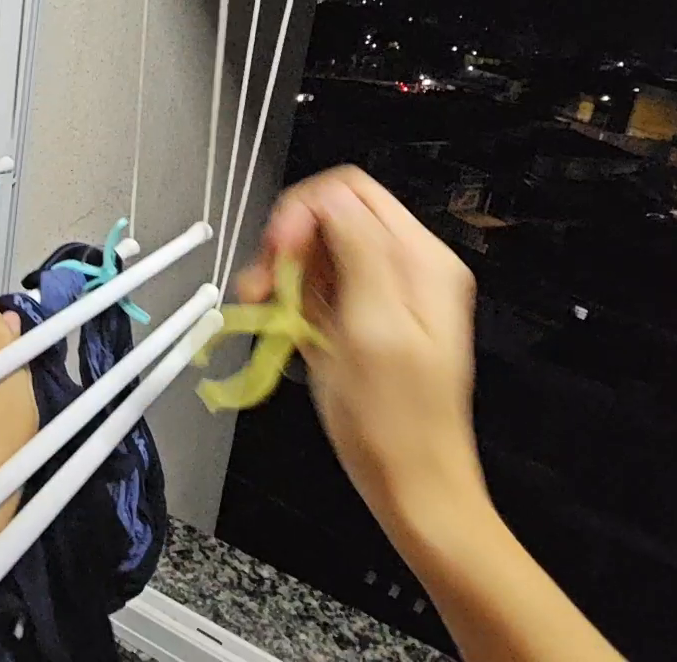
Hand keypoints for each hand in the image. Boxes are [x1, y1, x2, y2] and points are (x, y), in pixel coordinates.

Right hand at [236, 166, 483, 535]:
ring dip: (282, 270)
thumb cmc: (392, 417)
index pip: (348, 191)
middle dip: (287, 242)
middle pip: (329, 215)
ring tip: (259, 304)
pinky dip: (289, 294)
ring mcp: (382, 288)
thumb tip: (328, 197)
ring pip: (317, 247)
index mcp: (418, 258)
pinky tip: (276, 319)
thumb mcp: (375, 327)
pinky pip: (317, 281)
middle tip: (260, 284)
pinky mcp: (360, 312)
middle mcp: (404, 262)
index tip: (275, 253)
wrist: (411, 486)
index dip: (303, 211)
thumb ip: (359, 251)